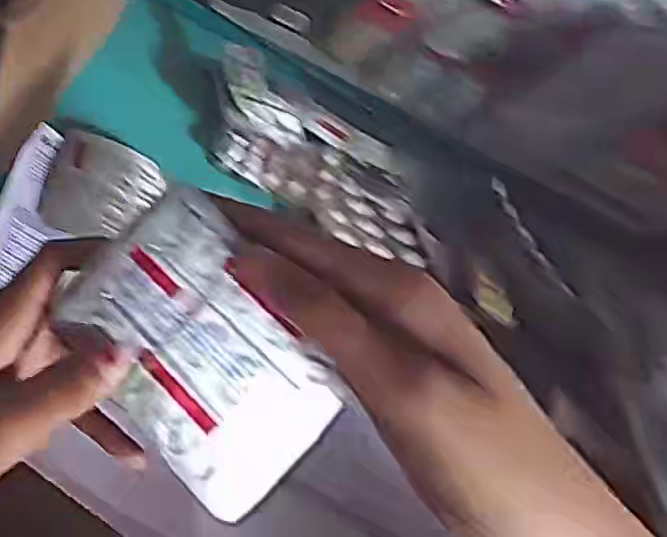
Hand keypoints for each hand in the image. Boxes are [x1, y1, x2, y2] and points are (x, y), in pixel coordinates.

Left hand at [0, 239, 141, 511]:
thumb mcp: (7, 421)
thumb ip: (64, 388)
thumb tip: (124, 351)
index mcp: (4, 318)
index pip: (51, 263)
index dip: (91, 251)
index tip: (139, 258)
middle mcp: (11, 328)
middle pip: (72, 305)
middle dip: (118, 315)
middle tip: (170, 326)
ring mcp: (12, 360)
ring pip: (71, 352)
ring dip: (110, 372)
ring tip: (164, 386)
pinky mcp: (11, 390)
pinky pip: (58, 389)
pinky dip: (87, 411)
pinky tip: (127, 449)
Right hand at [216, 198, 650, 536]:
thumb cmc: (484, 460)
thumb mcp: (400, 385)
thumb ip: (326, 315)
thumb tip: (248, 255)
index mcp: (395, 288)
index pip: (301, 239)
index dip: (245, 219)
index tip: (189, 206)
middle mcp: (395, 295)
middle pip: (305, 255)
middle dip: (245, 240)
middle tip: (182, 242)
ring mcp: (398, 329)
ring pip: (312, 285)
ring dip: (260, 273)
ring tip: (205, 275)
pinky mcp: (394, 363)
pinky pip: (324, 319)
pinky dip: (283, 309)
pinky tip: (260, 323)